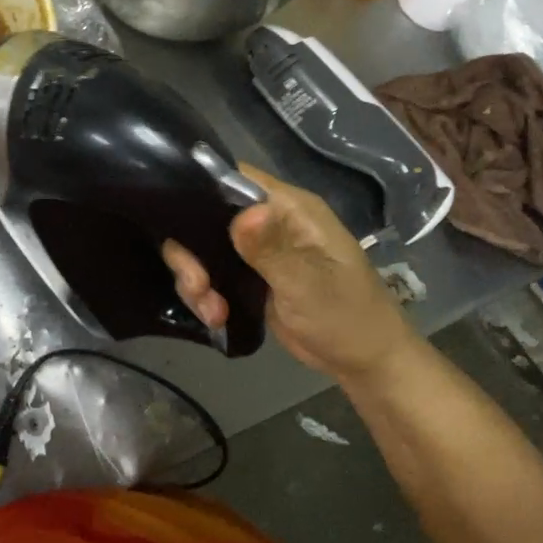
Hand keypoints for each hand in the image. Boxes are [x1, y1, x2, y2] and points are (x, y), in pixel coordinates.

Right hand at [163, 164, 418, 381]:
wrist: (365, 364)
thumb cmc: (347, 319)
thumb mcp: (309, 285)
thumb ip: (273, 249)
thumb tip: (245, 214)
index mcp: (290, 209)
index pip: (233, 177)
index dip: (198, 190)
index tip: (177, 221)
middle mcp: (269, 220)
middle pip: (206, 216)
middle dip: (191, 252)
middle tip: (198, 286)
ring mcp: (255, 249)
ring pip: (201, 247)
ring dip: (194, 279)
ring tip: (211, 311)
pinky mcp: (246, 274)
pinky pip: (209, 272)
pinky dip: (203, 293)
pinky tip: (215, 316)